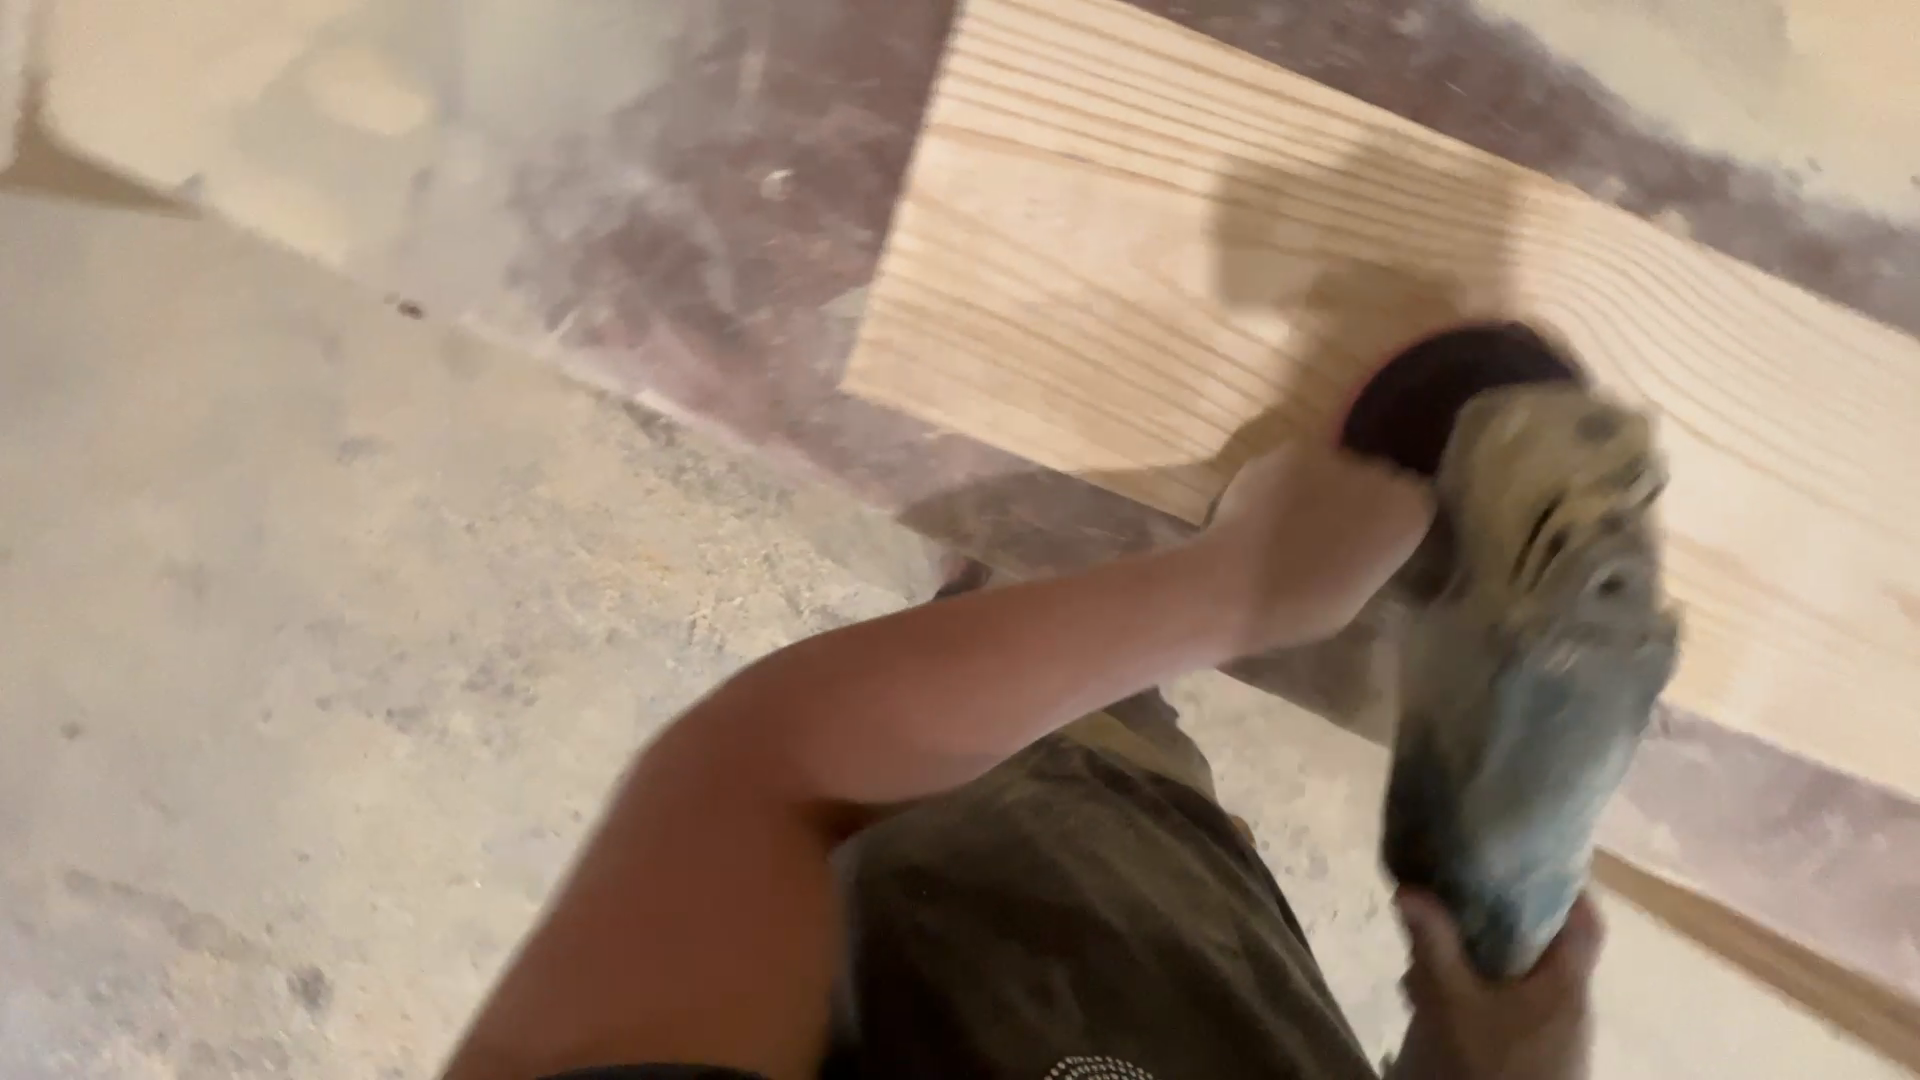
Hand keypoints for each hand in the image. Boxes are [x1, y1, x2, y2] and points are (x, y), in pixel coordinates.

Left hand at [1203, 443, 1433, 652]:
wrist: (1239, 584)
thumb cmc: (1304, 605)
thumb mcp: (1360, 587)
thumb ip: (1368, 551)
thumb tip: (1352, 540)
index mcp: (1410, 512)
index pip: (1408, 500)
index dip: (1379, 519)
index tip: (1360, 539)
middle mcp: (1380, 472)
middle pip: (1371, 475)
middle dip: (1350, 496)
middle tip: (1319, 528)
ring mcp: (1329, 456)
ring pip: (1328, 464)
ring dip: (1312, 485)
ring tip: (1283, 521)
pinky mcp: (1283, 451)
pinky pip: (1286, 465)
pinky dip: (1275, 483)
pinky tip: (1258, 511)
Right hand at [1393, 890, 1604, 1079]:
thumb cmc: (1488, 1065)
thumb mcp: (1450, 999)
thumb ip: (1432, 941)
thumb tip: (1408, 886)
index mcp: (1565, 985)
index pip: (1585, 921)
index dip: (1564, 881)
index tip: (1522, 850)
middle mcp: (1567, 1003)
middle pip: (1545, 940)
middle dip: (1499, 908)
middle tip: (1454, 880)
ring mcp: (1550, 1029)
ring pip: (1519, 968)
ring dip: (1477, 945)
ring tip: (1430, 929)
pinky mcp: (1529, 1048)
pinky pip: (1504, 995)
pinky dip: (1472, 977)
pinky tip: (1429, 982)